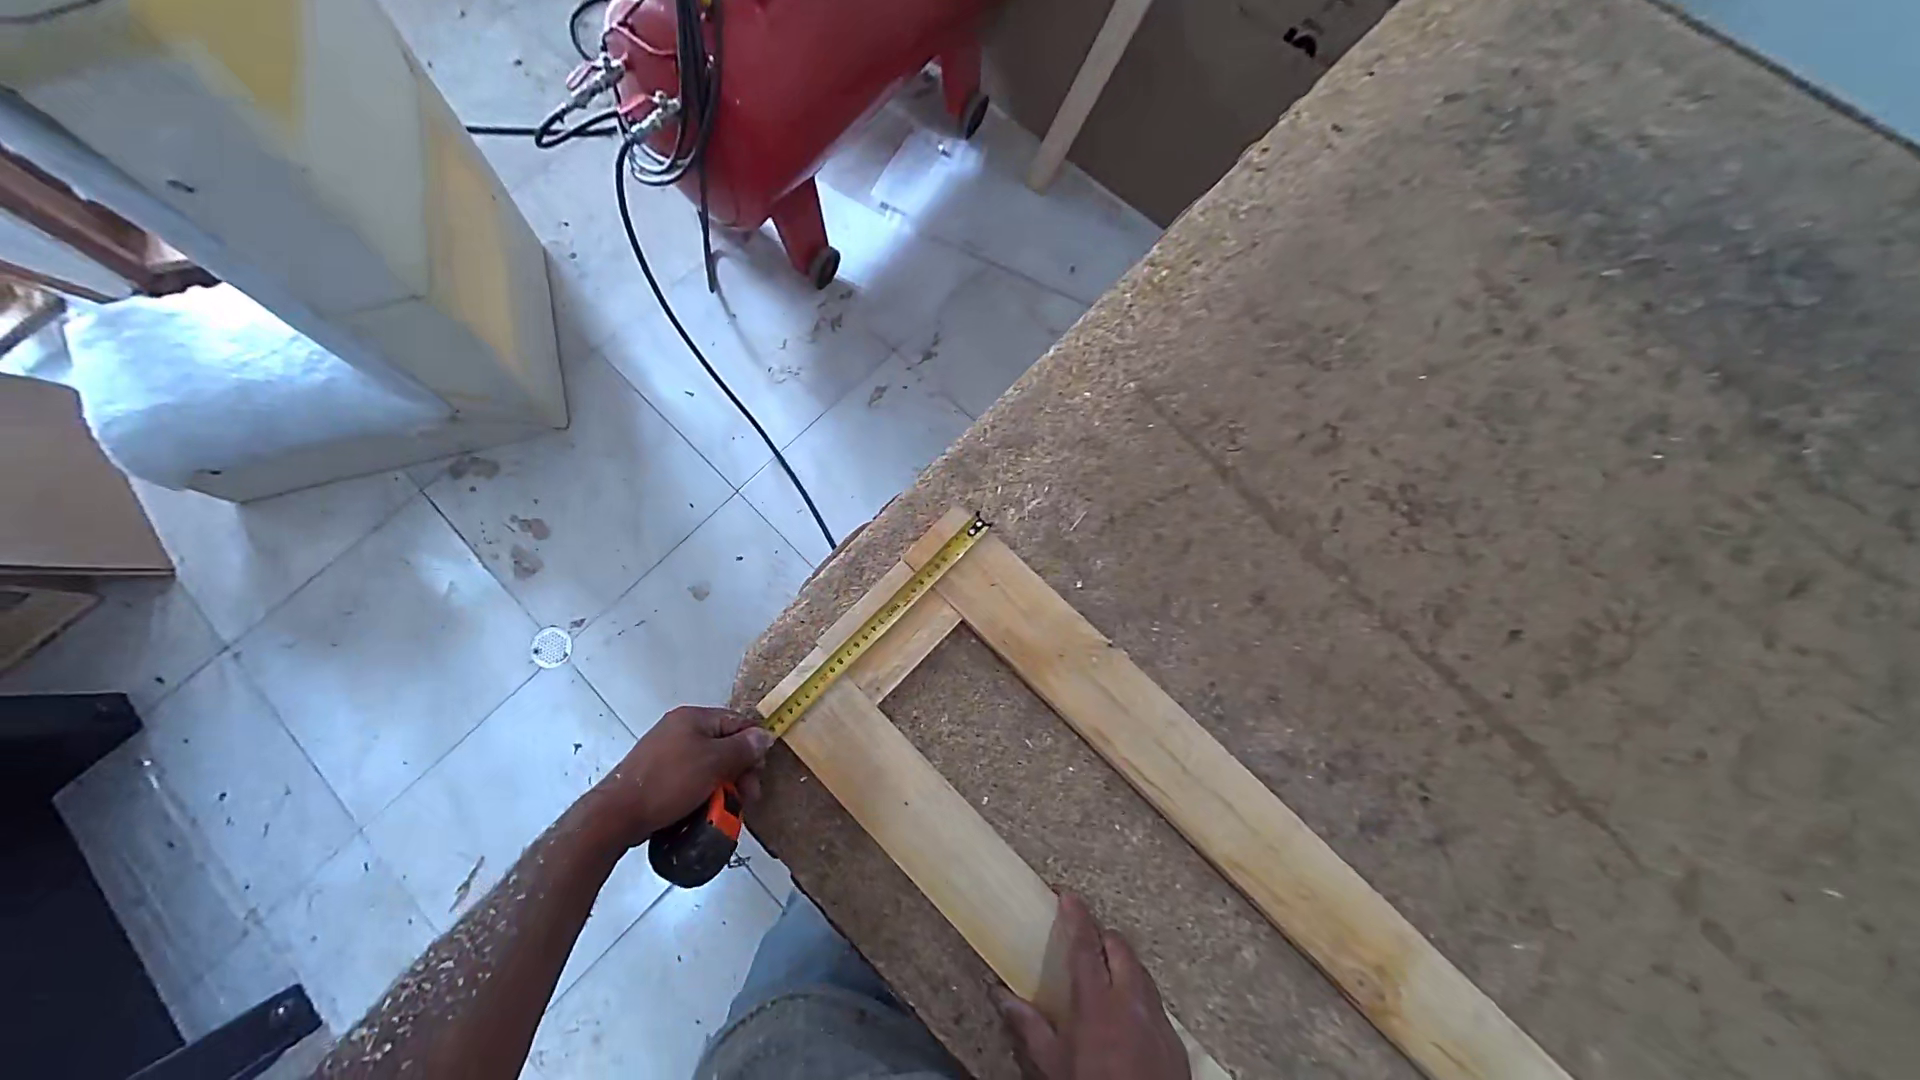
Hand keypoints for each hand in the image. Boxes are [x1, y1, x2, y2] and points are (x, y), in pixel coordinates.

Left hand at [583, 706, 772, 848]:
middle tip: (747, 797)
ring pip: (710, 764)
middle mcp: (680, 729)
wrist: (616, 816)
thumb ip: (744, 748)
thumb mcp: (715, 763)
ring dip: (724, 785)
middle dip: (740, 771)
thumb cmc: (669, 783)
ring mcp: (667, 751)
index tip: (759, 773)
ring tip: (726, 808)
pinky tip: (706, 808)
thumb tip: (765, 736)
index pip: (738, 722)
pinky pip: (692, 777)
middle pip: (725, 744)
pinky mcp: (658, 774)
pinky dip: (704, 791)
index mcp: (693, 717)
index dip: (754, 746)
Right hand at [996, 894, 1190, 1079]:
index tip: (1066, 895)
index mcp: (1096, 1001)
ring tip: (1105, 975)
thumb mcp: (1053, 1065)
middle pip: (1119, 947)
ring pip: (1141, 971)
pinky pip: (1155, 1002)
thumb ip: (1029, 1025)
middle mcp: (1130, 1000)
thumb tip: (1000, 994)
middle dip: (1102, 936)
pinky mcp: (1175, 1040)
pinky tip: (1127, 1016)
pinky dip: (1139, 996)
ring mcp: (1157, 1018)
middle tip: (1083, 939)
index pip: (1084, 943)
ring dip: (1122, 964)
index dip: (1076, 914)